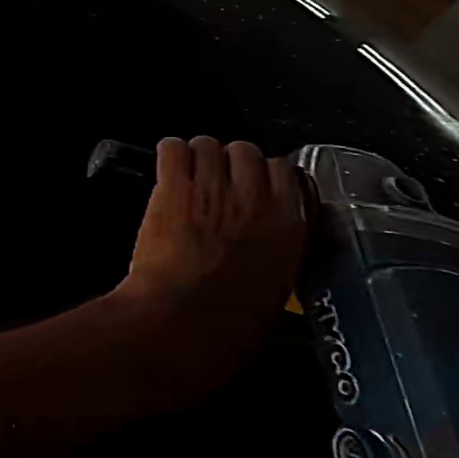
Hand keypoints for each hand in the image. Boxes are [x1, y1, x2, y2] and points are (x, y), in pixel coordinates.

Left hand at [112, 136, 306, 402]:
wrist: (185, 313)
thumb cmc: (232, 313)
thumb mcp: (279, 279)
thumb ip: (279, 243)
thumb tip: (266, 233)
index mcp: (290, 223)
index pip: (286, 170)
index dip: (264, 173)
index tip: (251, 181)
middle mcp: (255, 198)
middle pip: (245, 150)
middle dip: (230, 161)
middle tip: (215, 179)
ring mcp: (213, 188)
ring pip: (208, 144)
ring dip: (198, 156)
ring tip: (190, 173)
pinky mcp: (174, 187)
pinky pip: (172, 148)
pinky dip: (170, 153)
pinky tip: (168, 166)